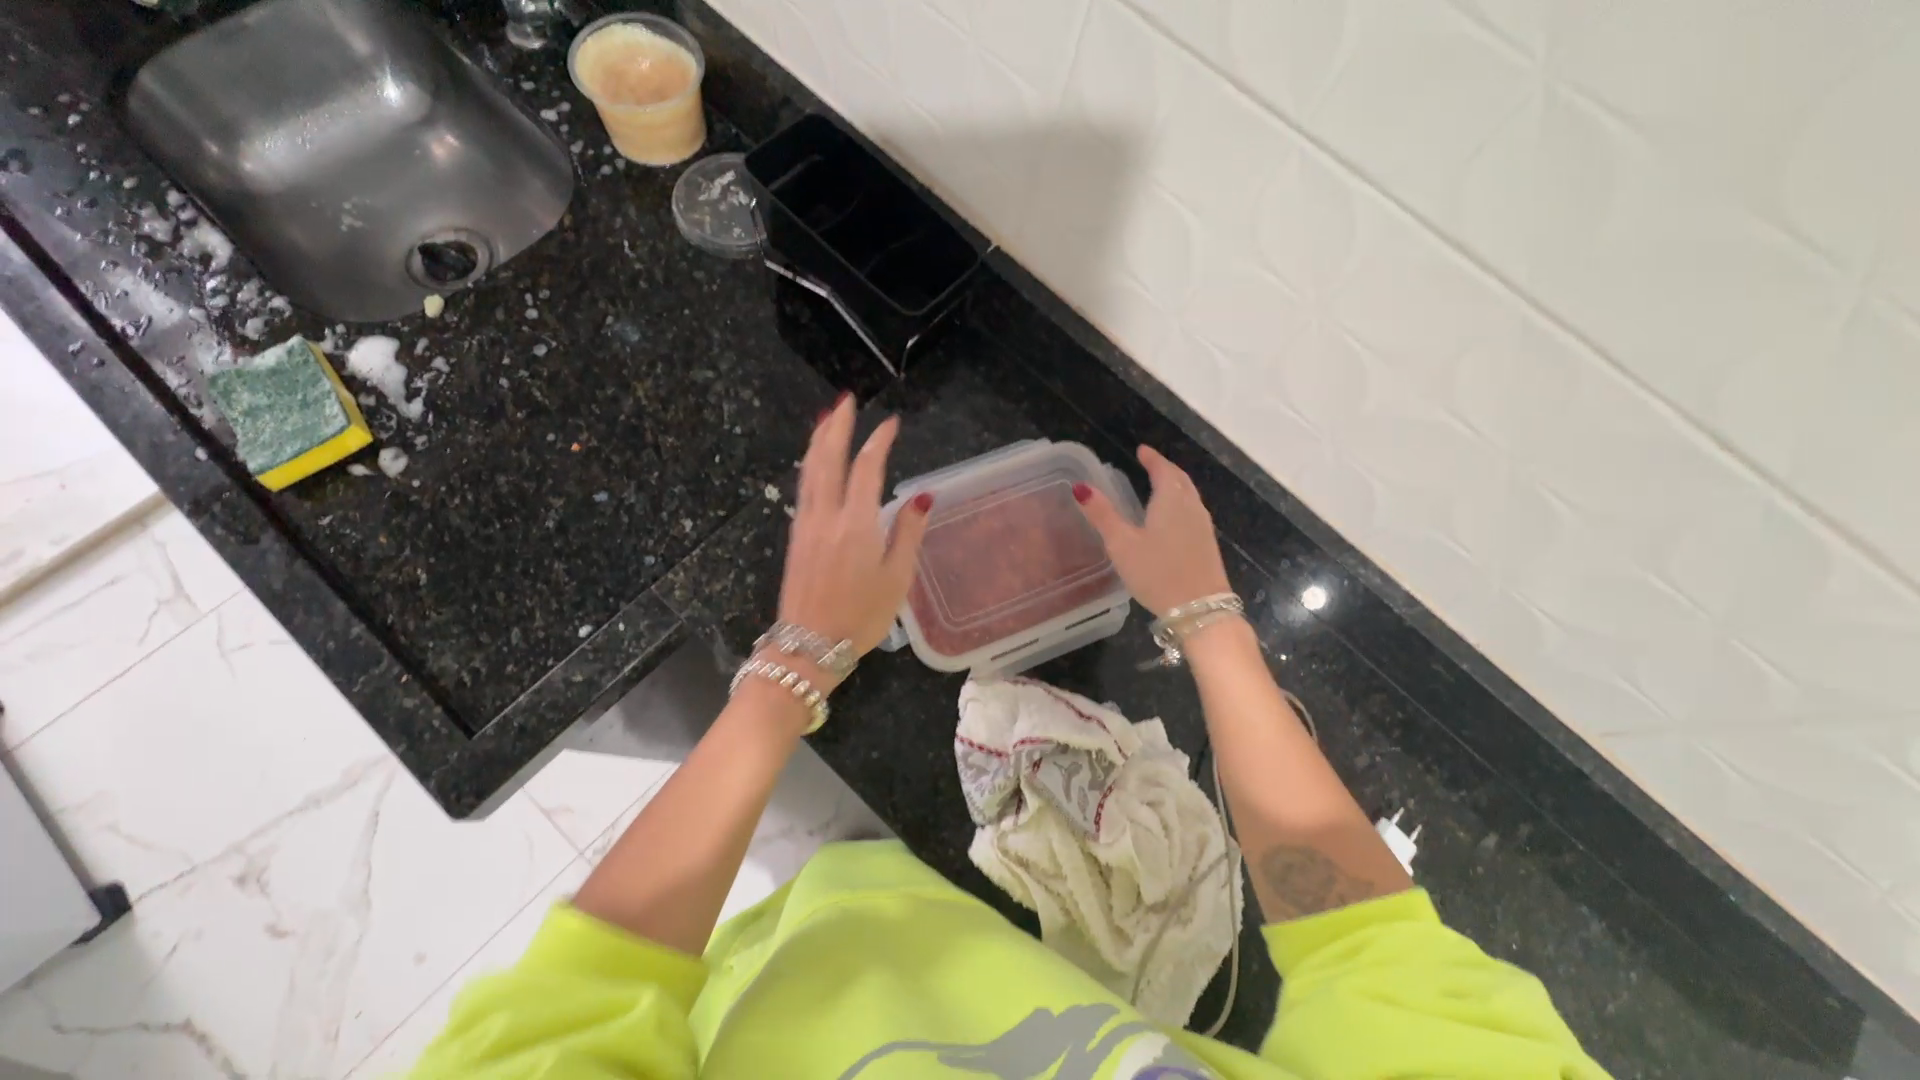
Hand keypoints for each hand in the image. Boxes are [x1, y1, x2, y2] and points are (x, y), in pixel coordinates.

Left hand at [773, 394, 932, 689]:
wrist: (809, 646)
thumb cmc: (861, 616)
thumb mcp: (897, 579)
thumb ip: (908, 533)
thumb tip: (922, 496)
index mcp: (857, 523)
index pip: (867, 468)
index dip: (879, 440)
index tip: (891, 423)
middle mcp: (827, 515)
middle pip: (829, 458)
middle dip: (837, 426)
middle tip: (846, 400)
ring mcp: (806, 524)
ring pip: (810, 470)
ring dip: (818, 440)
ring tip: (826, 417)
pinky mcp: (795, 537)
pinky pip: (803, 488)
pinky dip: (810, 464)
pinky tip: (814, 461)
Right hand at [1073, 445, 1231, 616]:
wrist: (1199, 609)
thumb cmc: (1157, 572)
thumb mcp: (1122, 544)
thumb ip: (1103, 515)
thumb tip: (1081, 487)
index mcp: (1170, 500)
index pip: (1162, 470)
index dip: (1152, 459)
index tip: (1142, 451)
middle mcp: (1191, 507)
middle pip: (1180, 480)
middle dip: (1165, 470)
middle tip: (1151, 465)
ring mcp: (1203, 527)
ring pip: (1189, 496)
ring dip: (1176, 486)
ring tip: (1161, 487)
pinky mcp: (1207, 545)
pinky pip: (1193, 513)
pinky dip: (1181, 505)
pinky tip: (1174, 519)